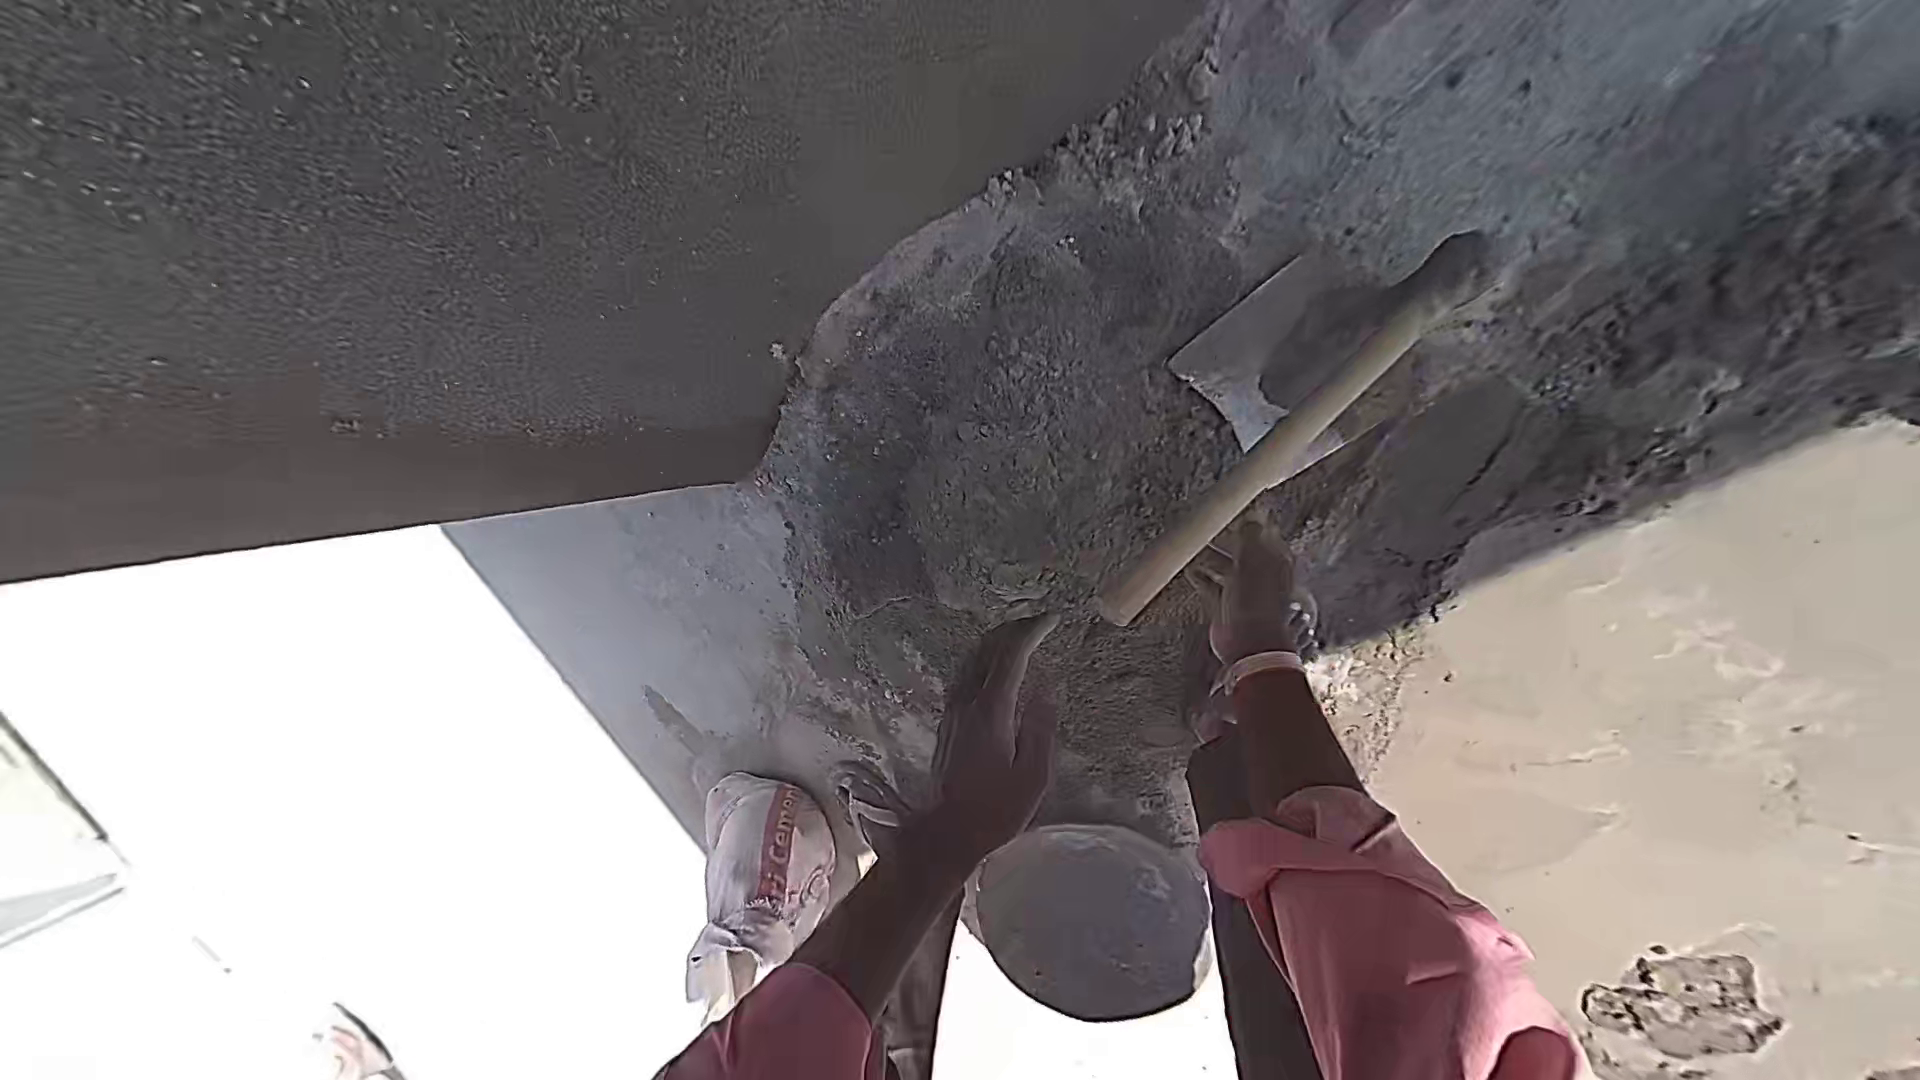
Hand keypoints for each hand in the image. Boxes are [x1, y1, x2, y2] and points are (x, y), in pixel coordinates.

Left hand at [927, 613, 1060, 863]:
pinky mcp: (948, 720)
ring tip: (1020, 635)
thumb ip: (1040, 728)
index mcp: (991, 710)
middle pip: (988, 649)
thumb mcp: (1032, 775)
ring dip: (997, 641)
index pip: (1011, 656)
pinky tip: (994, 664)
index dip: (1031, 632)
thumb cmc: (995, 809)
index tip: (1051, 620)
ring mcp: (954, 709)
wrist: (947, 831)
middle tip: (1039, 622)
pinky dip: (984, 658)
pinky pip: (967, 673)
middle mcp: (968, 701)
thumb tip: (1047, 689)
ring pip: (973, 658)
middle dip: (1014, 629)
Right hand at [1188, 520, 1303, 664]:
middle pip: (1240, 550)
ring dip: (1208, 556)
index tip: (1232, 512)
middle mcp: (1259, 575)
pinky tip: (1189, 568)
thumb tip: (1251, 514)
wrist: (1248, 641)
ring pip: (1223, 566)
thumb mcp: (1254, 561)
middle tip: (1206, 526)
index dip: (1249, 523)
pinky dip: (1199, 575)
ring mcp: (1241, 591)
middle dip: (1224, 538)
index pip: (1263, 535)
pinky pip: (1209, 584)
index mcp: (1274, 563)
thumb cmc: (1258, 602)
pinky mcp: (1223, 604)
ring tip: (1192, 545)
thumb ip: (1251, 536)